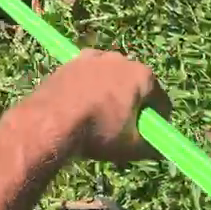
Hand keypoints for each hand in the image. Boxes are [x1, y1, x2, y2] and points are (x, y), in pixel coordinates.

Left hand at [10, 50, 170, 163]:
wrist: (50, 121)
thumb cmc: (97, 131)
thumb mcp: (133, 147)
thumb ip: (153, 148)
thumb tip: (160, 151)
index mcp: (142, 75)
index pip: (160, 101)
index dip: (157, 120)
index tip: (150, 135)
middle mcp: (120, 59)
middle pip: (134, 85)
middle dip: (132, 104)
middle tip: (124, 128)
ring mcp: (93, 58)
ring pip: (109, 79)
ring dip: (109, 95)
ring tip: (99, 119)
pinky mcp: (71, 62)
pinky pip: (87, 77)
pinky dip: (88, 89)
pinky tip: (81, 108)